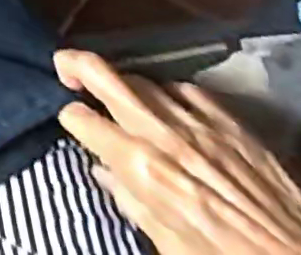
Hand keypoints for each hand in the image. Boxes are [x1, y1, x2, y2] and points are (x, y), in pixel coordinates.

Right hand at [53, 49, 300, 254]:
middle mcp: (164, 132)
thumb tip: (105, 172)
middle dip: (73, 64)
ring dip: (124, 84)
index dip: (70, 119)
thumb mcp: (170, 250)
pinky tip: (172, 110)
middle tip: (65, 71)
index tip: (74, 127)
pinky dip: (168, 94)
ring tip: (122, 98)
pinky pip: (186, 88)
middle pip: (102, 72)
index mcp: (143, 166)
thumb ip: (133, 203)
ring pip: (141, 76)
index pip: (80, 117)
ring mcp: (201, 121)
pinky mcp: (235, 123)